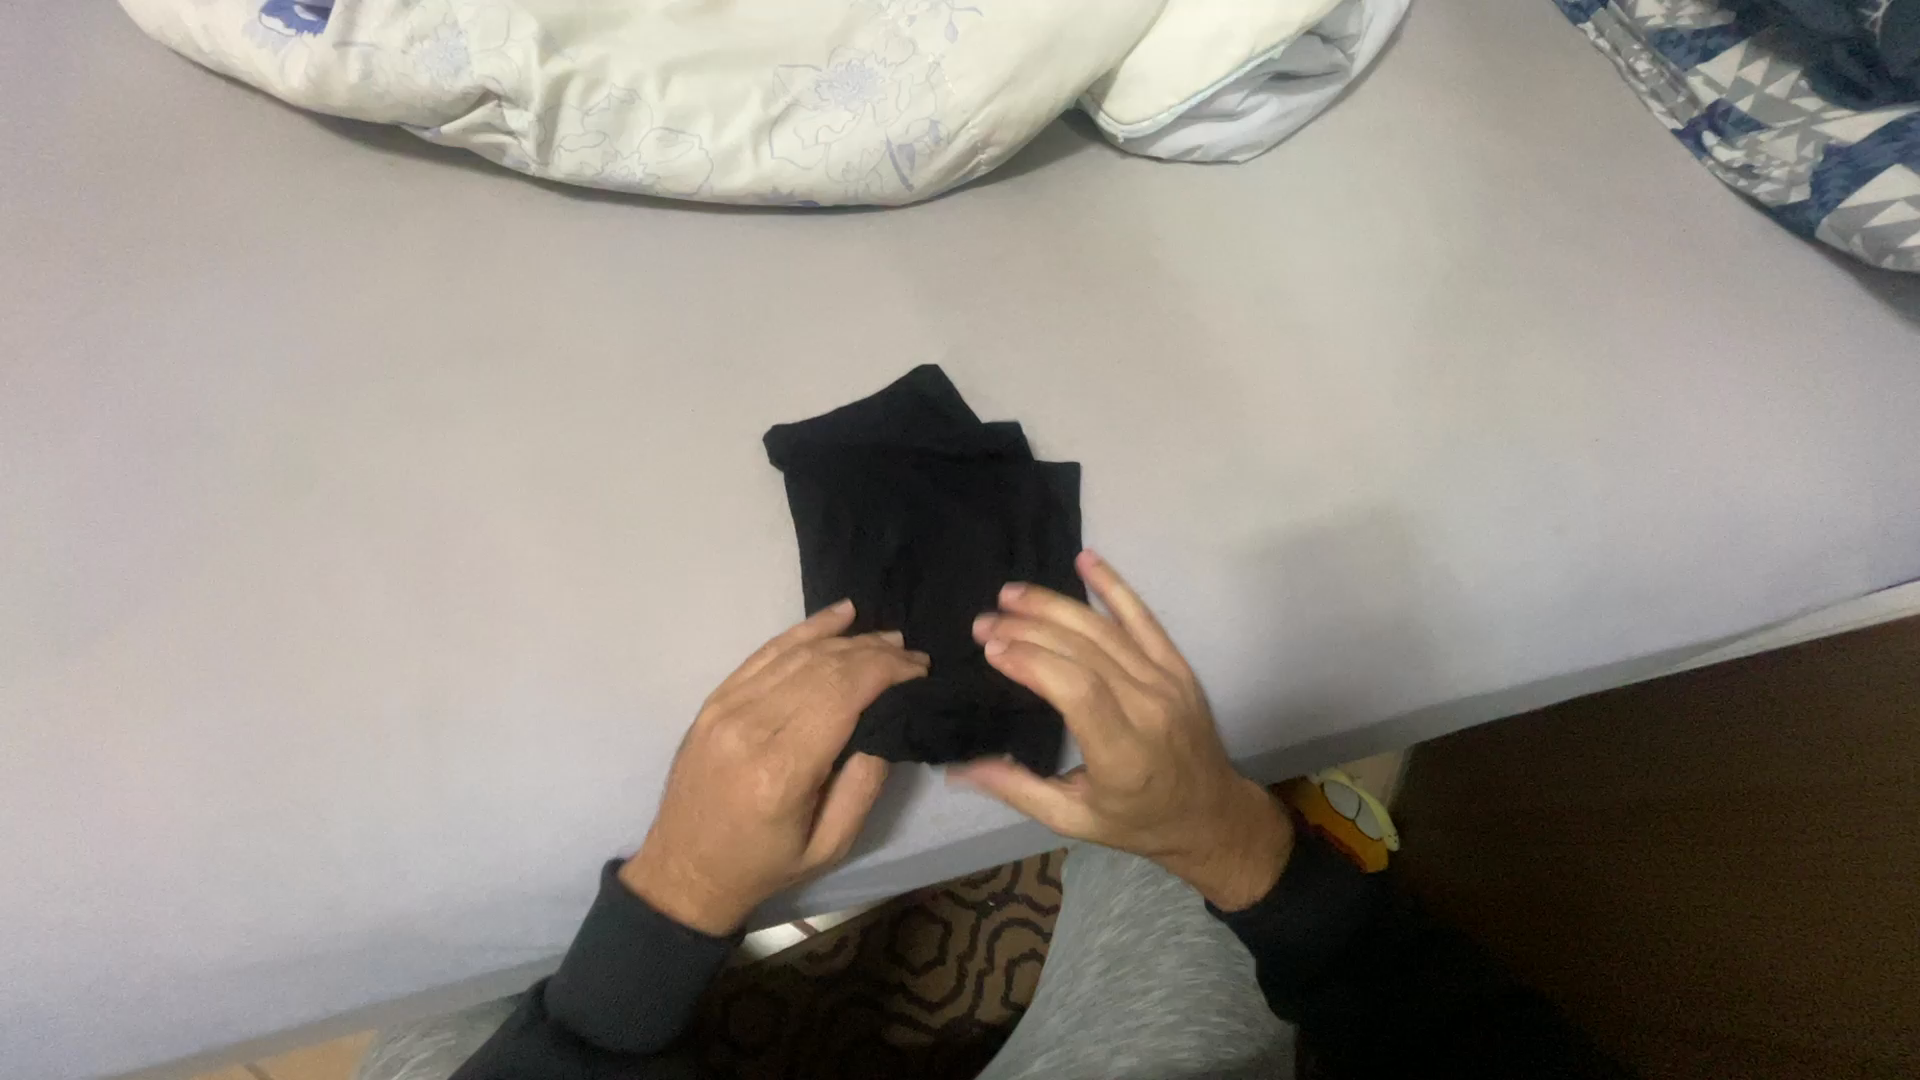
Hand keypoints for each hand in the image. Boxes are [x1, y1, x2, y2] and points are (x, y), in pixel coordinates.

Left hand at [619, 600, 927, 934]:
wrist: (683, 872)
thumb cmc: (765, 865)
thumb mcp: (831, 844)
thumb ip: (866, 782)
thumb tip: (891, 721)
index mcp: (782, 770)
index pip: (844, 693)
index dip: (887, 670)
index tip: (920, 670)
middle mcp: (750, 728)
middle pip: (825, 667)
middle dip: (876, 653)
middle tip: (913, 655)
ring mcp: (726, 708)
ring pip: (799, 652)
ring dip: (850, 640)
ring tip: (888, 639)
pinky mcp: (715, 699)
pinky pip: (767, 651)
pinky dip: (808, 629)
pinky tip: (841, 615)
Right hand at [949, 552, 1293, 910]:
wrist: (1213, 816)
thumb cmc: (1138, 822)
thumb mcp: (1074, 821)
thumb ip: (1017, 789)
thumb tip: (958, 768)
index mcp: (1123, 752)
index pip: (1076, 689)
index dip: (1032, 661)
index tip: (991, 648)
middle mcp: (1148, 708)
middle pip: (1084, 651)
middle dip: (1028, 628)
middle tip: (984, 621)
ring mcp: (1166, 680)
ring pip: (1105, 628)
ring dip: (1054, 605)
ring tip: (1011, 593)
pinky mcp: (1177, 665)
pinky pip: (1143, 617)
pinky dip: (1113, 586)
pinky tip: (1085, 559)